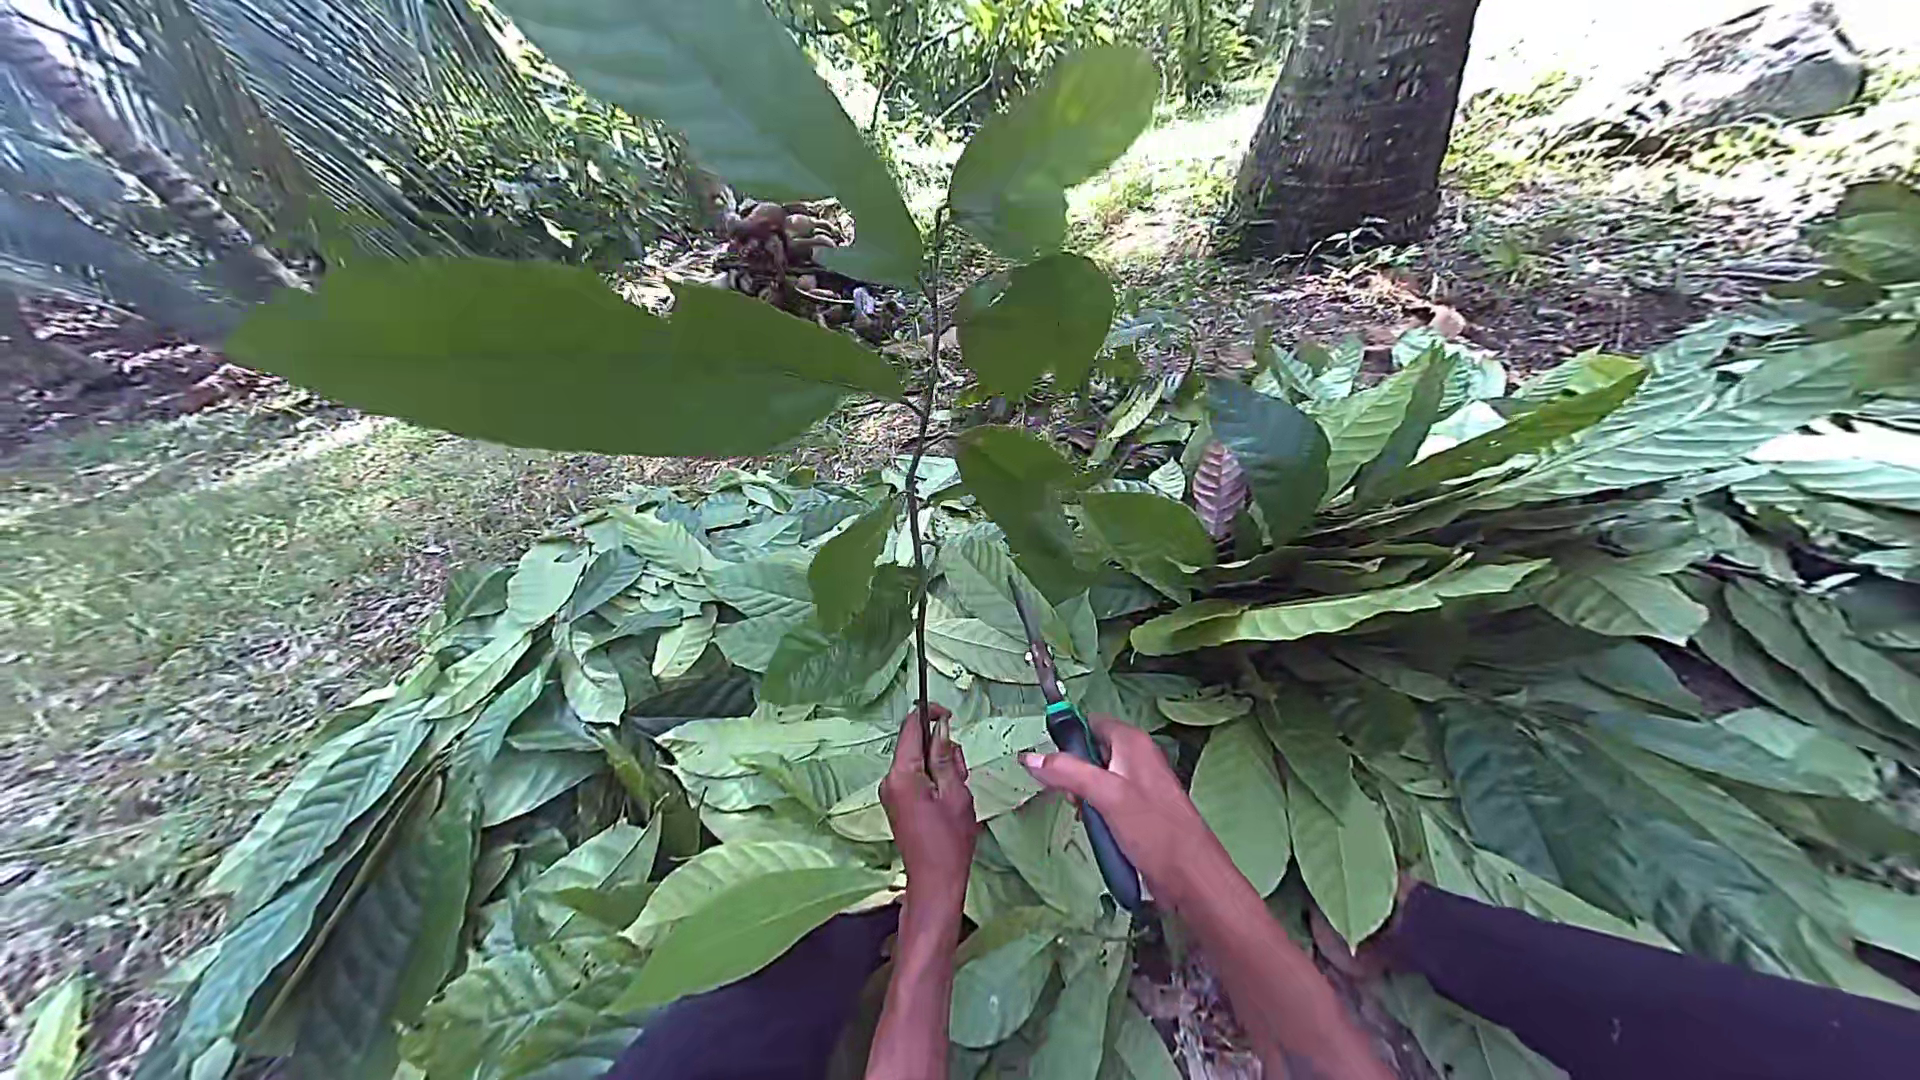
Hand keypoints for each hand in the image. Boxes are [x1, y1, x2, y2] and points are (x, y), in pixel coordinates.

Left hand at [881, 704, 975, 904]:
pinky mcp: (896, 800)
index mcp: (901, 775)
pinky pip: (914, 775)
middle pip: (914, 743)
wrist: (936, 882)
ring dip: (939, 765)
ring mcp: (890, 791)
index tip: (949, 715)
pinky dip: (932, 777)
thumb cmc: (950, 840)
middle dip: (940, 748)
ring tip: (956, 790)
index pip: (910, 727)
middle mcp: (889, 779)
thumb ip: (945, 756)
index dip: (929, 714)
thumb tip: (940, 725)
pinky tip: (947, 796)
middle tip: (960, 773)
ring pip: (917, 759)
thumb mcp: (955, 792)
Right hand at [1020, 714, 1230, 909]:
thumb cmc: (1155, 830)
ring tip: (1086, 815)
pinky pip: (1106, 801)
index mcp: (1132, 741)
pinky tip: (1097, 828)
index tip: (1052, 760)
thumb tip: (1030, 758)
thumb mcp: (1106, 795)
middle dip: (1073, 772)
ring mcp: (1138, 784)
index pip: (1089, 722)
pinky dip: (1096, 812)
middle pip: (1090, 751)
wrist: (1192, 879)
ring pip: (1095, 779)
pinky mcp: (1138, 810)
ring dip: (1083, 796)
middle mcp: (1136, 757)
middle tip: (1071, 795)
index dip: (1068, 737)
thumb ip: (1067, 772)